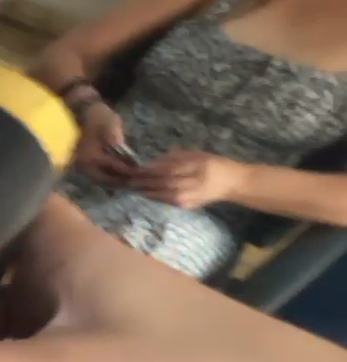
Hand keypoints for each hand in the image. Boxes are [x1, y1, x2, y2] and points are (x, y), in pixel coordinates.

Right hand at [73, 103, 135, 183]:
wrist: (83, 114)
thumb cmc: (99, 118)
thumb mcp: (112, 127)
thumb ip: (117, 144)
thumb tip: (127, 160)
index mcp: (91, 157)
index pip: (113, 168)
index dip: (128, 172)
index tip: (142, 175)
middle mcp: (84, 165)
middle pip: (104, 179)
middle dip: (121, 182)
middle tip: (137, 183)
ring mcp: (82, 166)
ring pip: (99, 180)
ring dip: (114, 183)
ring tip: (129, 184)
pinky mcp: (84, 164)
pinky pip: (97, 175)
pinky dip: (108, 179)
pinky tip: (117, 181)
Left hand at [128, 150, 250, 209]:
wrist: (233, 183)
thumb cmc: (214, 165)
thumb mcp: (200, 156)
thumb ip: (177, 157)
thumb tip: (152, 161)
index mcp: (200, 165)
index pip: (170, 169)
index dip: (150, 170)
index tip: (136, 170)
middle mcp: (195, 181)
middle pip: (163, 182)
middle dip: (143, 182)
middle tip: (128, 180)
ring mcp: (190, 195)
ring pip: (161, 194)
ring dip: (145, 191)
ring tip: (133, 187)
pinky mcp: (186, 205)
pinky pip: (165, 201)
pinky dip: (153, 197)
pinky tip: (145, 193)